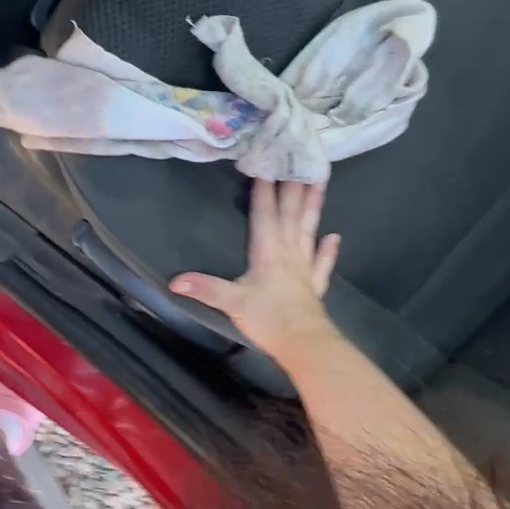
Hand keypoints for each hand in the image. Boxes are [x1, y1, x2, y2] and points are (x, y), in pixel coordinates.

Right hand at [171, 179, 343, 363]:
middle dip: (293, 188)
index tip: (267, 166)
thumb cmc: (269, 320)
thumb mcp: (232, 303)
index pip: (265, 216)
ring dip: (314, 207)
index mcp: (268, 254)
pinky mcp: (313, 287)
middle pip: (291, 216)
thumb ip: (205, 288)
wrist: (306, 346)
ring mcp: (304, 269)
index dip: (264, 192)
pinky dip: (328, 249)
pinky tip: (334, 236)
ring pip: (309, 230)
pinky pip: (322, 263)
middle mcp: (288, 255)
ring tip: (321, 183)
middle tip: (301, 162)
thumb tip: (174, 280)